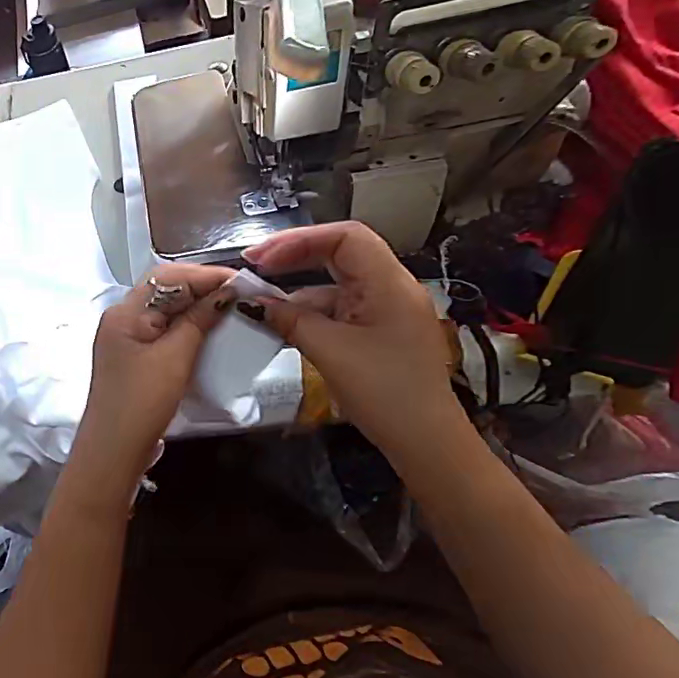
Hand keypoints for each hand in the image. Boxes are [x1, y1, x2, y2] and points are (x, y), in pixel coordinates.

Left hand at [71, 264, 236, 475]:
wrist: (113, 452)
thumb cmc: (141, 404)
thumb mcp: (174, 358)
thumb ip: (198, 321)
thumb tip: (225, 293)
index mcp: (124, 313)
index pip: (167, 278)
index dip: (206, 276)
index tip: (242, 282)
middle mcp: (121, 320)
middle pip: (165, 291)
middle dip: (203, 288)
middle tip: (242, 294)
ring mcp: (127, 340)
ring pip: (166, 311)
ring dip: (198, 307)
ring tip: (232, 309)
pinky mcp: (135, 359)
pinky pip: (164, 332)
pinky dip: (188, 328)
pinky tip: (210, 333)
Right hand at [240, 222, 461, 455]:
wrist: (425, 440)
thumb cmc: (383, 391)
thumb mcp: (329, 351)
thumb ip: (289, 319)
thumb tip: (253, 304)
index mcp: (389, 283)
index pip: (344, 237)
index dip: (298, 240)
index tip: (260, 259)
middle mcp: (391, 287)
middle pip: (339, 253)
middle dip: (294, 257)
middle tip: (253, 266)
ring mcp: (385, 308)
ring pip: (335, 282)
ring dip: (298, 290)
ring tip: (261, 305)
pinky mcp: (378, 329)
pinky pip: (339, 308)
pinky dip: (310, 312)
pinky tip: (284, 325)